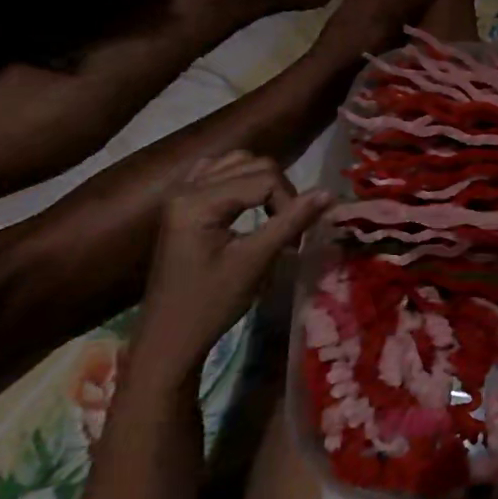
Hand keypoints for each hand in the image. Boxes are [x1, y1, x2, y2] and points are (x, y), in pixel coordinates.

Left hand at [136, 151, 332, 383]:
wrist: (170, 335)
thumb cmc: (211, 304)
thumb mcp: (254, 262)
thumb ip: (290, 222)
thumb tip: (328, 193)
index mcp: (198, 200)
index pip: (263, 178)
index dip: (290, 202)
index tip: (294, 242)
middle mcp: (186, 186)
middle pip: (252, 163)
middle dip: (279, 191)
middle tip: (286, 230)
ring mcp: (180, 192)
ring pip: (236, 163)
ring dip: (262, 184)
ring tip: (272, 217)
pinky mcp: (182, 203)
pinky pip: (217, 173)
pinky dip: (240, 183)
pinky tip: (247, 206)